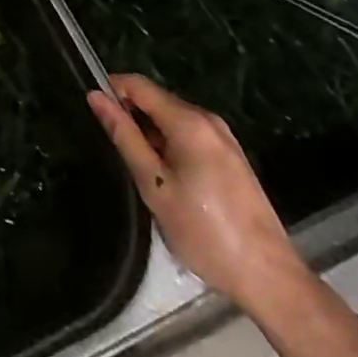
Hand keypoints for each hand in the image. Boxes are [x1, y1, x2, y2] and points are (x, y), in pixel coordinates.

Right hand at [87, 74, 309, 306]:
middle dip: (132, 116)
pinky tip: (168, 180)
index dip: (114, 89)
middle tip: (117, 154)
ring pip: (174, 119)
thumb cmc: (203, 231)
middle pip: (158, 101)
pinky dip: (171, 145)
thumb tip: (97, 97)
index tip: (92, 108)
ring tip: (141, 172)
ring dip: (151, 134)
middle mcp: (208, 118)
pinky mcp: (230, 154)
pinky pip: (190, 135)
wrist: (265, 271)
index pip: (141, 85)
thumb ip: (125, 138)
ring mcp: (223, 136)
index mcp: (189, 121)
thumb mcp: (155, 186)